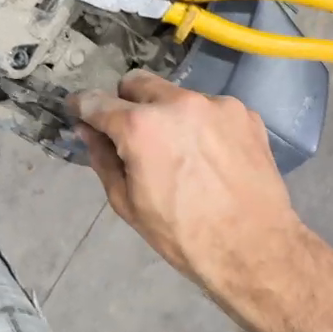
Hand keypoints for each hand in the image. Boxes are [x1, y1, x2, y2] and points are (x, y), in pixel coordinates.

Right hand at [71, 70, 306, 292]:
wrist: (254, 248)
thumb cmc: (181, 233)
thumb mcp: (126, 202)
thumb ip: (102, 158)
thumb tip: (88, 131)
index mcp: (140, 126)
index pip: (96, 102)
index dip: (81, 107)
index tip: (78, 112)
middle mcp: (178, 103)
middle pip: (137, 83)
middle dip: (126, 103)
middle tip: (132, 135)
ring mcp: (216, 105)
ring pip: (175, 95)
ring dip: (166, 113)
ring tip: (178, 150)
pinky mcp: (244, 113)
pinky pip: (208, 108)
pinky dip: (200, 124)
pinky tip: (208, 156)